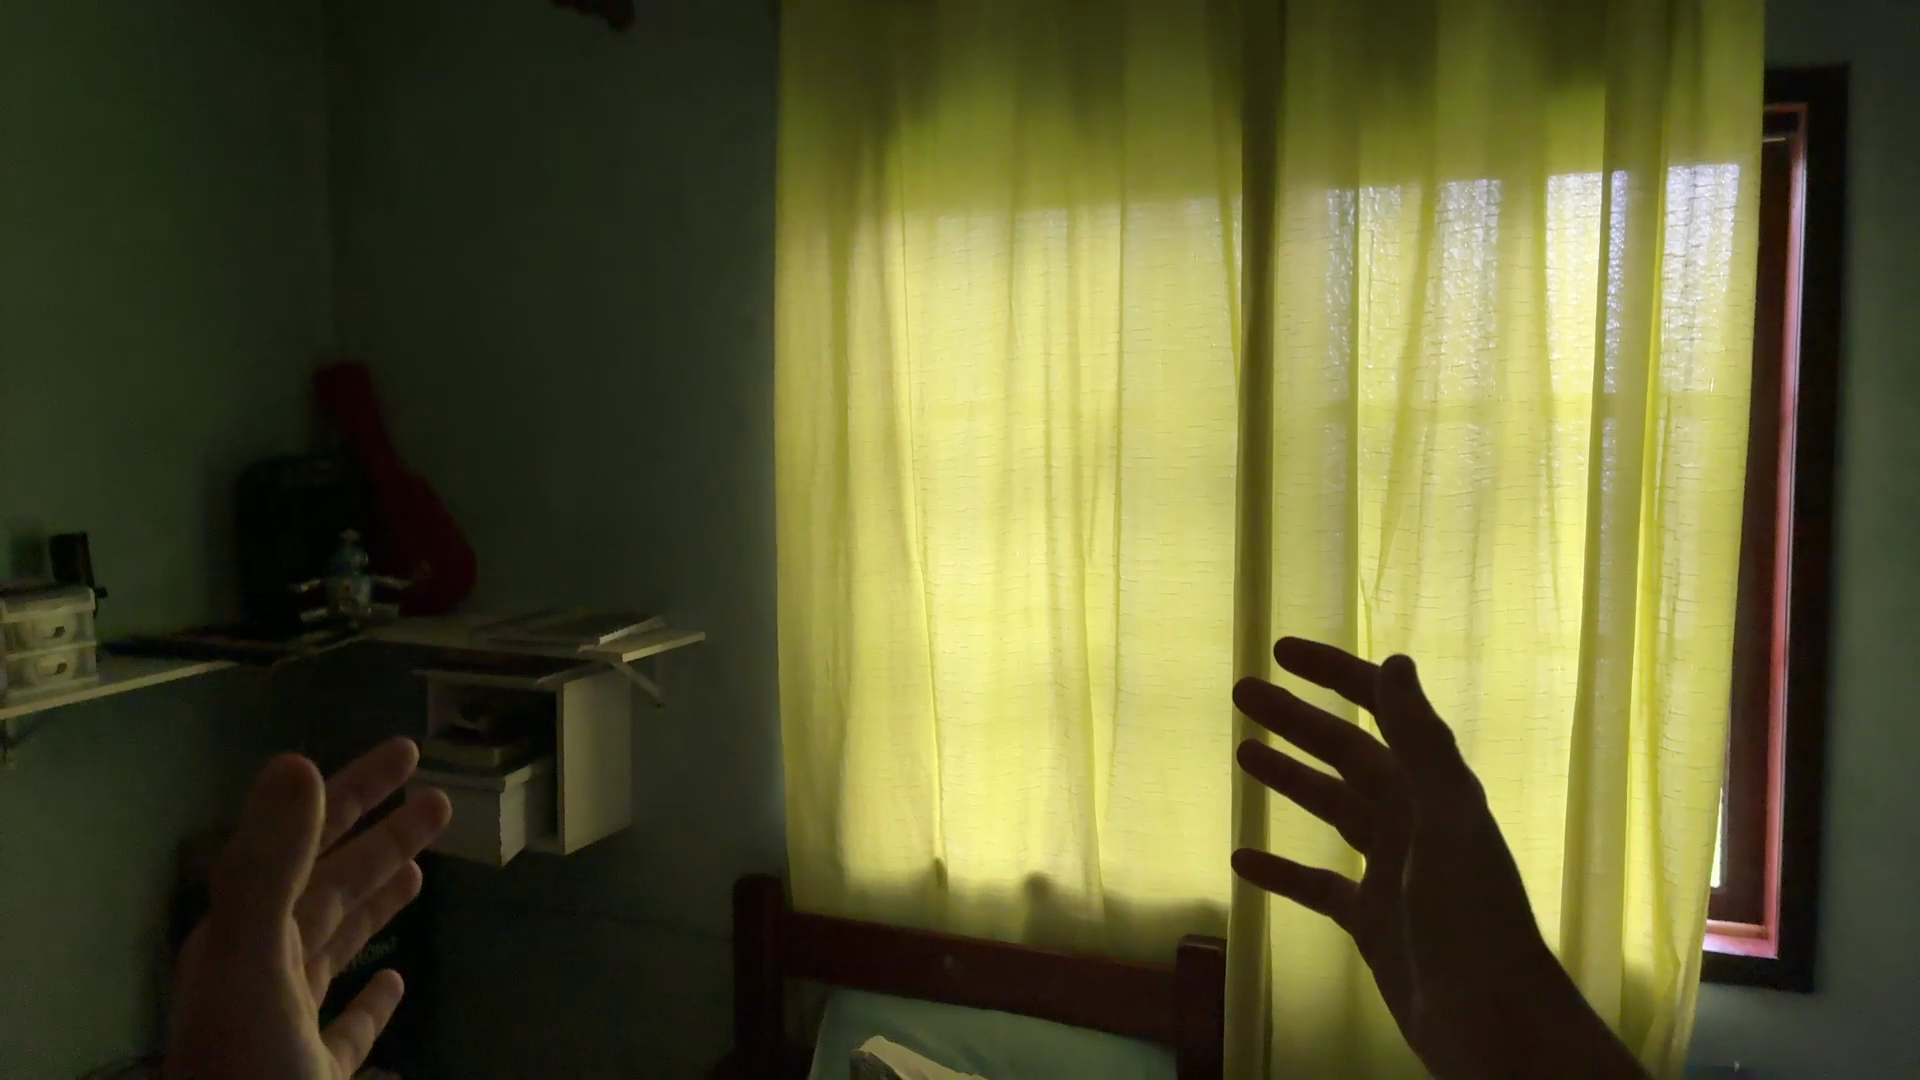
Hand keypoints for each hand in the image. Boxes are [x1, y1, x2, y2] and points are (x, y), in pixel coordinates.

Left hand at [165, 739, 452, 1079]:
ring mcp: (286, 1023)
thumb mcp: (255, 957)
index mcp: (249, 935)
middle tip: (442, 799)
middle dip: (387, 837)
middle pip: (333, 885)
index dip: (356, 790)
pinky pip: (344, 1023)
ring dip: (380, 900)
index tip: (409, 751)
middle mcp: (263, 970)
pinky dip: (372, 998)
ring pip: (339, 942)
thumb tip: (297, 762)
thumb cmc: (247, 1059)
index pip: (309, 840)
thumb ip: (270, 863)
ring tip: (423, 873)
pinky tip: (395, 981)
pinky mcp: (312, 1071)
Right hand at [1231, 638, 1646, 1079]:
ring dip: (1286, 778)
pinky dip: (1281, 871)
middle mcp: (1411, 818)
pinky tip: (1243, 861)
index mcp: (1431, 788)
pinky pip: (1316, 884)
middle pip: (1342, 753)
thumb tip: (1395, 661)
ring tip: (1242, 751)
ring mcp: (1390, 869)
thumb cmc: (1470, 915)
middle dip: (1293, 719)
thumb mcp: (1446, 818)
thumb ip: (1420, 741)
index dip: (1333, 674)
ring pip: (1328, 807)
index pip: (1379, 710)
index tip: (1281, 651)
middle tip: (1242, 692)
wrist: (1495, 1030)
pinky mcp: (1371, 919)